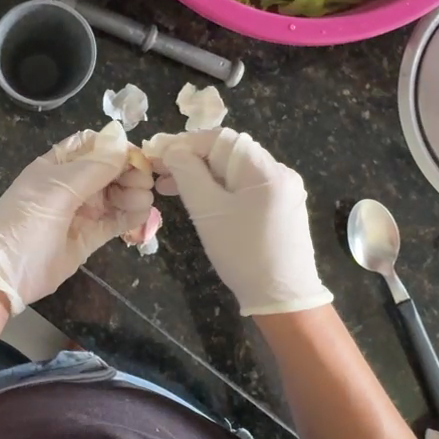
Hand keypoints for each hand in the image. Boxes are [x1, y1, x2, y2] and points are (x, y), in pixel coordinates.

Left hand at [0, 127, 154, 314]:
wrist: (5, 274)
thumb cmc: (26, 224)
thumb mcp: (58, 190)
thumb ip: (93, 168)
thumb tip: (122, 142)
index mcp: (57, 166)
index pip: (93, 146)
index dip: (116, 148)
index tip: (138, 155)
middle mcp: (71, 185)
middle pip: (110, 170)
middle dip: (130, 173)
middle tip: (144, 184)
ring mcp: (81, 212)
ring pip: (116, 195)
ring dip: (134, 195)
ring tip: (141, 202)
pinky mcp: (89, 236)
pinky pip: (115, 221)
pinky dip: (131, 216)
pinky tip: (141, 216)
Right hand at [149, 128, 331, 315]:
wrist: (283, 299)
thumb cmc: (243, 253)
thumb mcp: (208, 211)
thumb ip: (188, 174)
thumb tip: (172, 150)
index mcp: (265, 169)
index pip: (220, 139)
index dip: (185, 143)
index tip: (156, 155)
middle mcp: (279, 173)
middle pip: (228, 153)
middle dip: (191, 160)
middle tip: (159, 173)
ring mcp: (282, 191)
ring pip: (234, 171)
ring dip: (202, 175)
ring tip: (170, 188)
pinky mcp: (280, 208)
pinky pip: (244, 188)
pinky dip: (219, 189)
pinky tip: (199, 200)